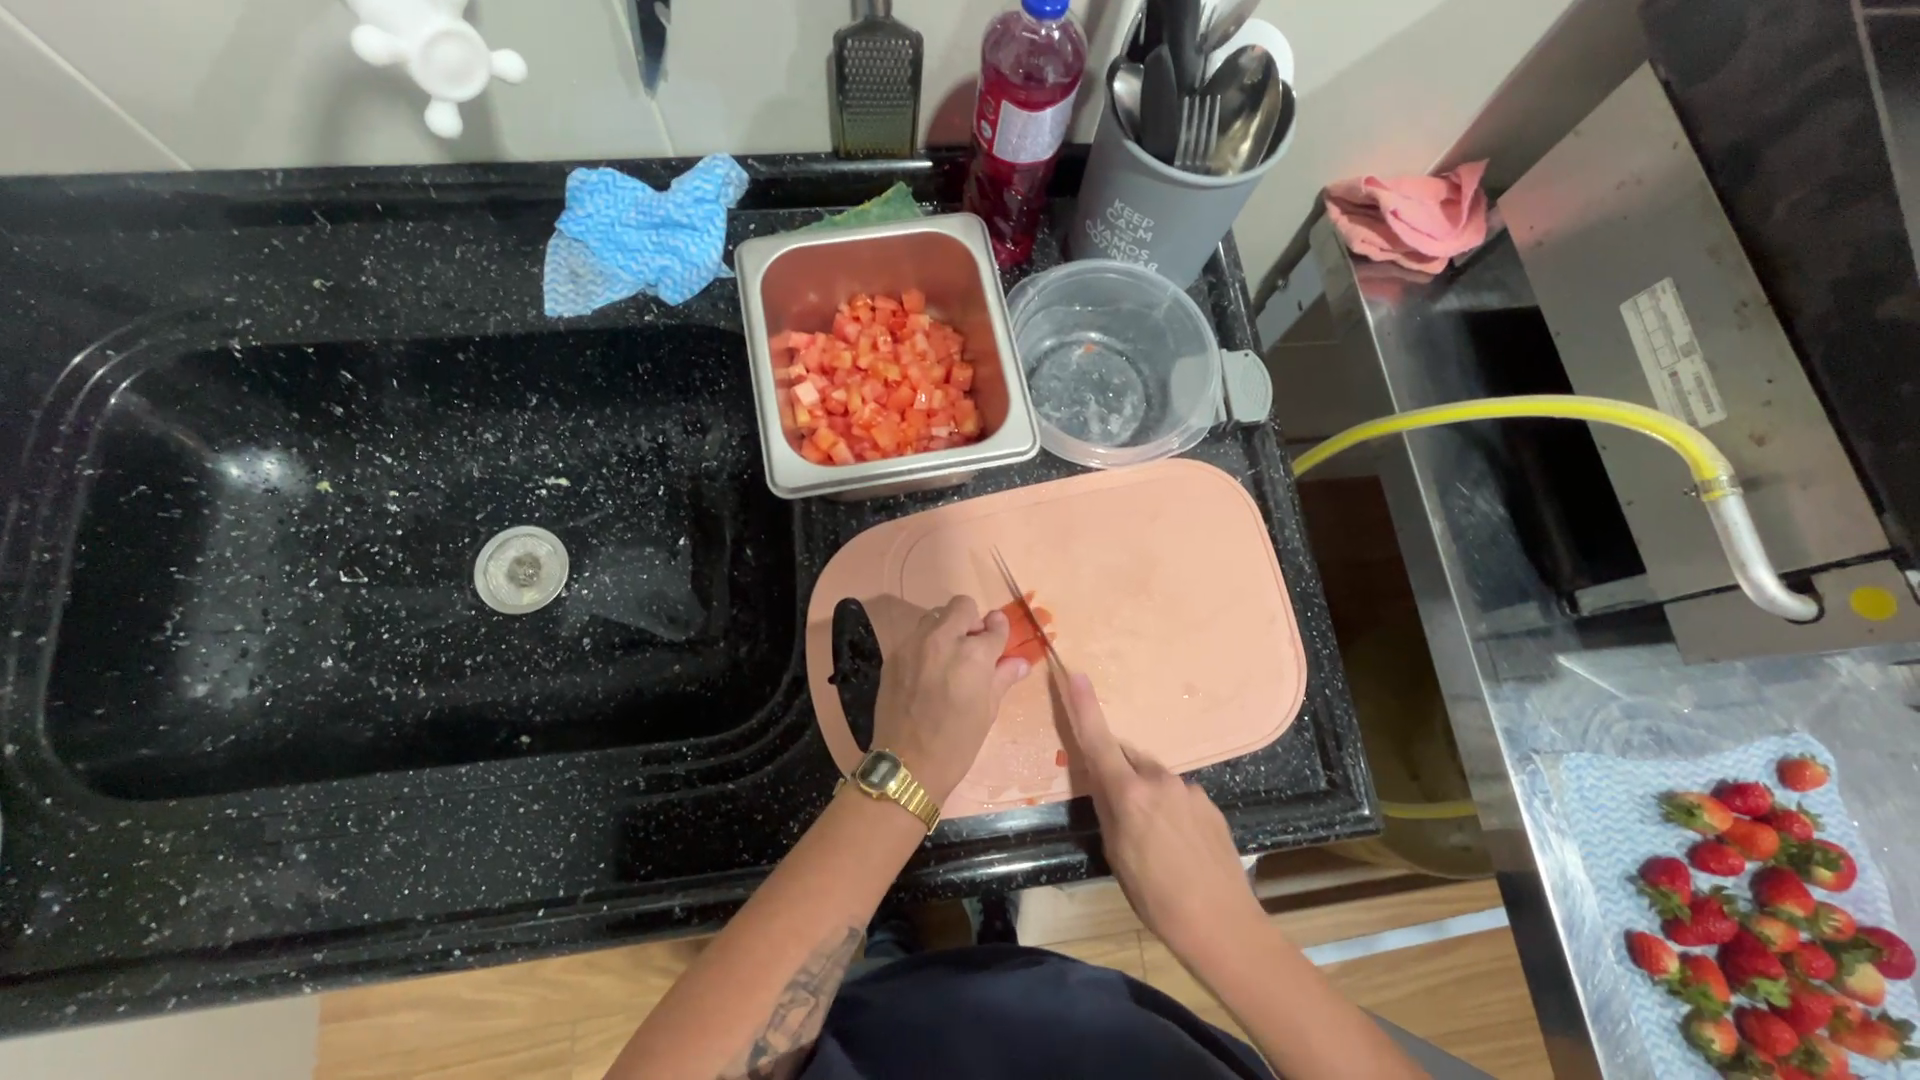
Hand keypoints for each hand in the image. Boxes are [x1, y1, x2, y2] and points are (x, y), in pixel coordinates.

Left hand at [871, 596, 1030, 803]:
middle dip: (972, 621)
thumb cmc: (957, 743)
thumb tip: (1020, 662)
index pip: (994, 625)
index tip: (998, 639)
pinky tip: (926, 671)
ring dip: (946, 628)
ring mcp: (914, 645)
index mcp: (974, 654)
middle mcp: (943, 640)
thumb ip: (1003, 677)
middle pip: (961, 607)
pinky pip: (914, 636)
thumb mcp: (988, 711)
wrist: (907, 764)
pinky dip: (925, 645)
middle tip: (973, 646)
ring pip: (934, 617)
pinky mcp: (893, 655)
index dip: (999, 631)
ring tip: (948, 657)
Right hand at [1065, 674, 1265, 958]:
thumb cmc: (1156, 896)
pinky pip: (1177, 796)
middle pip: (1127, 759)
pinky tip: (1175, 845)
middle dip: (1116, 770)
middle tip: (1114, 809)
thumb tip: (1102, 781)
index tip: (1075, 674)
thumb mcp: (1116, 854)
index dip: (1083, 707)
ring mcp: (1189, 790)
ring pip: (1154, 780)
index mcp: (1129, 793)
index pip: (1098, 741)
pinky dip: (1167, 809)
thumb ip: (1108, 808)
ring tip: (1150, 841)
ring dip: (1144, 794)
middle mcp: (1160, 780)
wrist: (1222, 923)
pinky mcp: (1209, 804)